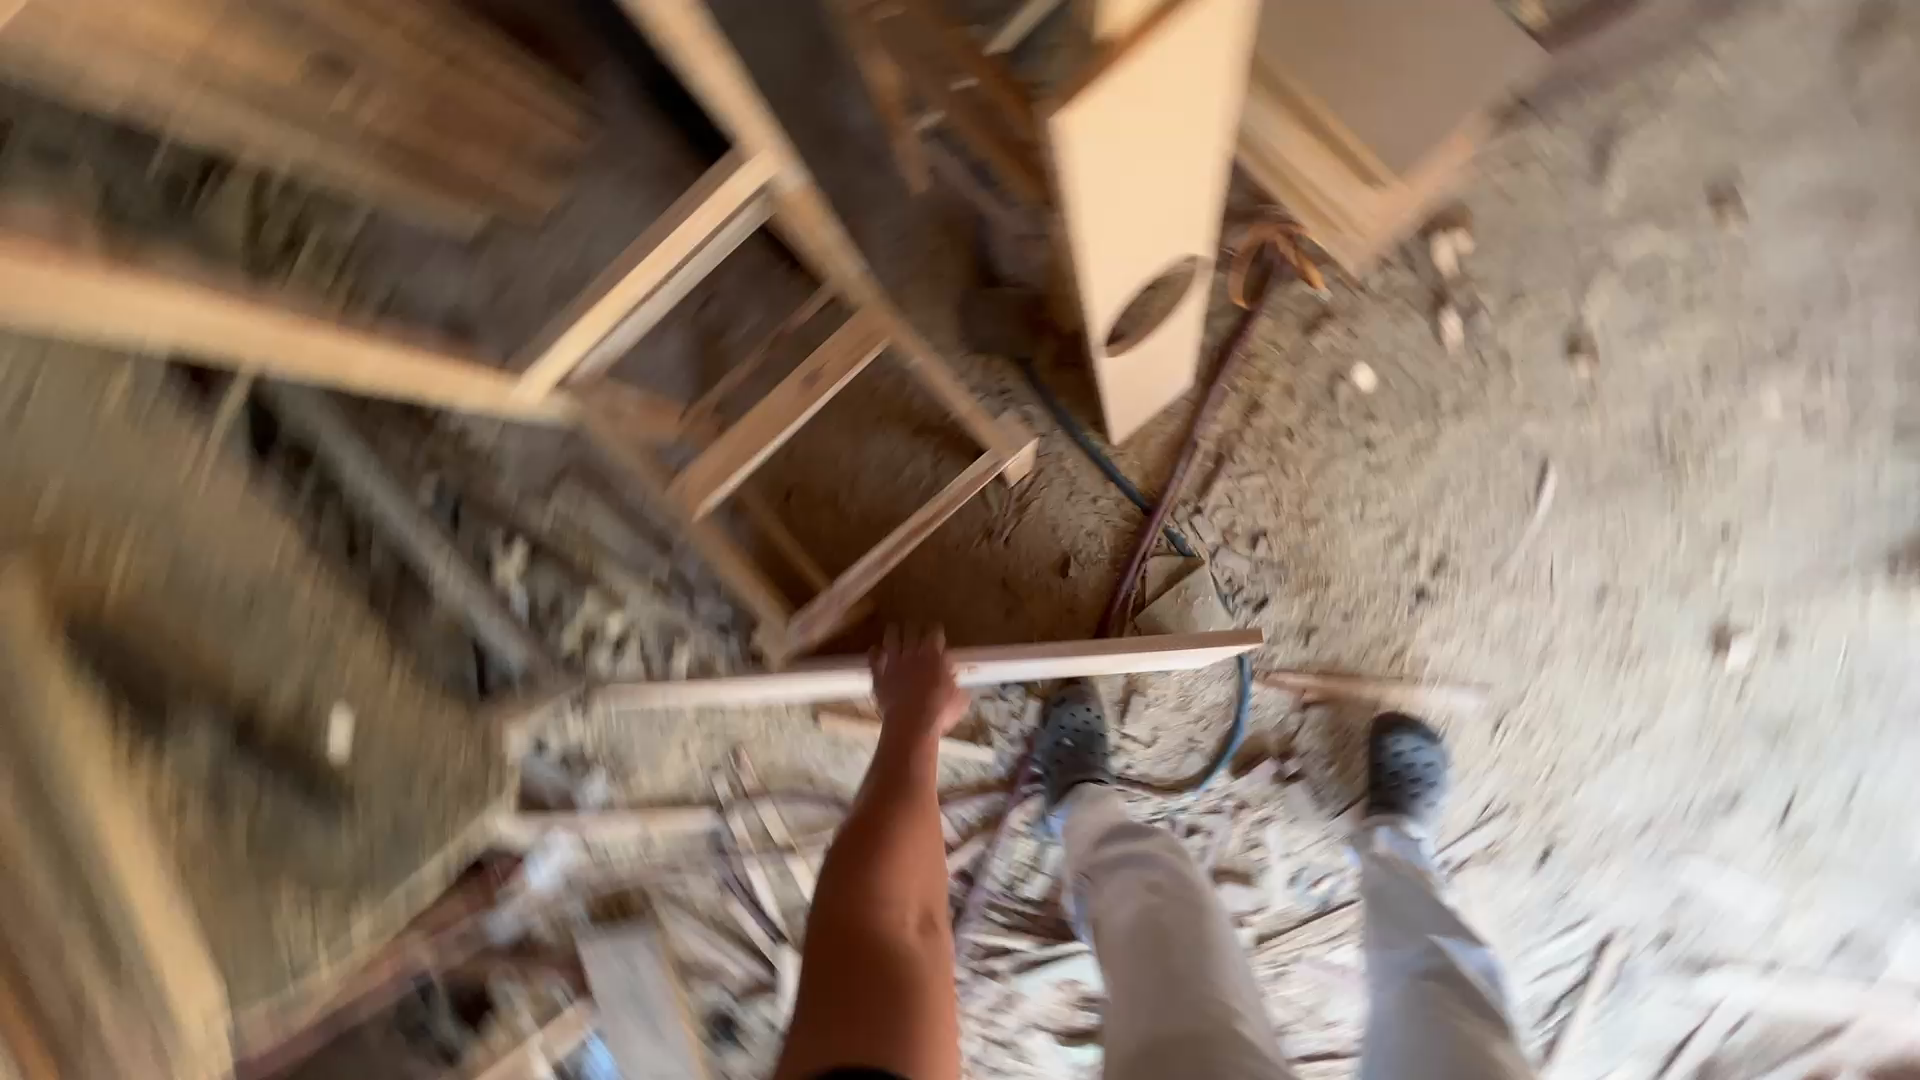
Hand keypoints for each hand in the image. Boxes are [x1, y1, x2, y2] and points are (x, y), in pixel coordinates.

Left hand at [870, 626, 967, 743]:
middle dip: (914, 627)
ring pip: (891, 640)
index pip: (935, 635)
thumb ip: (956, 684)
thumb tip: (955, 679)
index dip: (936, 630)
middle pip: (912, 632)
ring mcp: (893, 664)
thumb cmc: (939, 712)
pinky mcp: (879, 676)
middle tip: (915, 625)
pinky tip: (874, 649)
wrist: (911, 724)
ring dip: (893, 633)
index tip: (937, 629)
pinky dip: (874, 653)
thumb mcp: (959, 698)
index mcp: (934, 657)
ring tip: (894, 628)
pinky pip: (874, 660)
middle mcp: (912, 655)